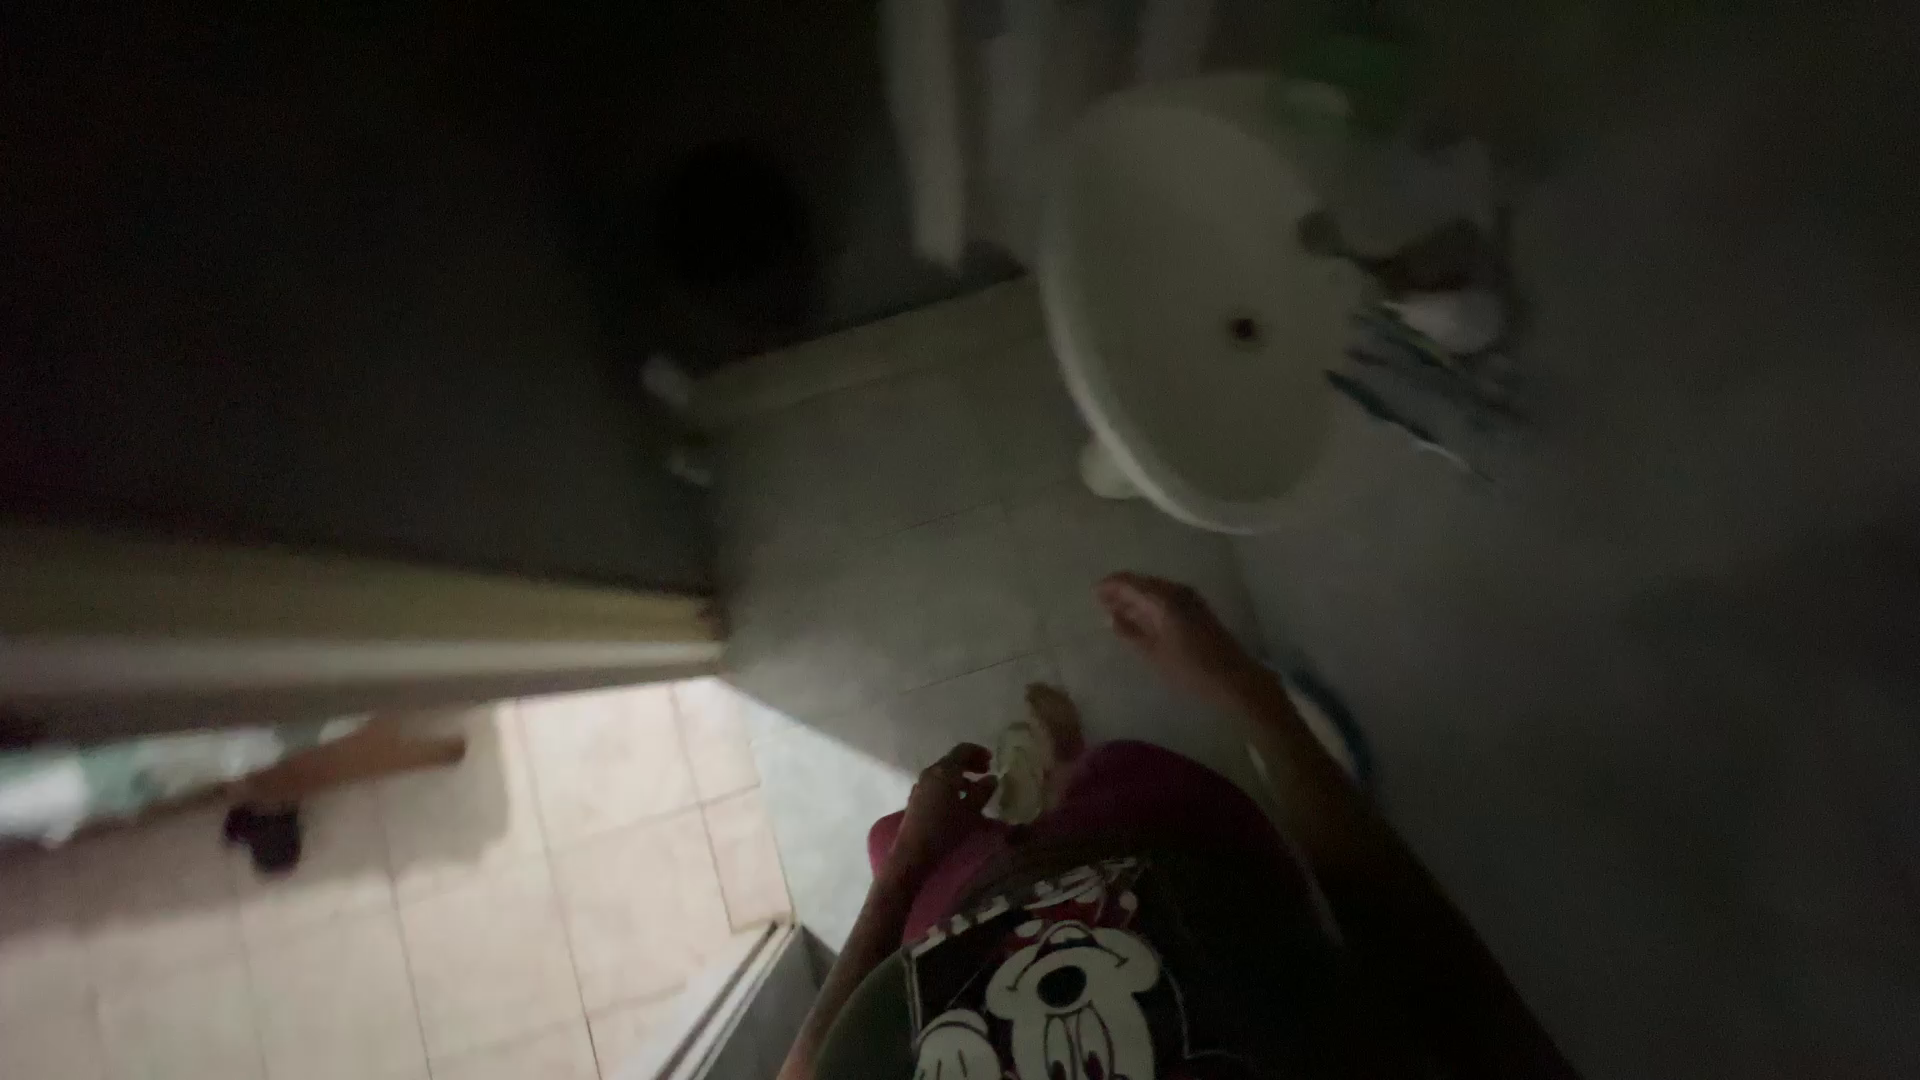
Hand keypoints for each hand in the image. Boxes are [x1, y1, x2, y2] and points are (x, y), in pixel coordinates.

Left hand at [884, 743, 996, 888]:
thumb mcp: (971, 811)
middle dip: (970, 763)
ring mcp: (921, 784)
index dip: (978, 751)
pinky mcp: (916, 797)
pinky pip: (937, 783)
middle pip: (952, 759)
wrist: (913, 852)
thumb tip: (992, 778)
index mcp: (944, 770)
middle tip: (985, 771)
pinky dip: (950, 784)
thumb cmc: (945, 829)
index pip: (962, 750)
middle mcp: (930, 772)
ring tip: (975, 789)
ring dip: (961, 776)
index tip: (991, 760)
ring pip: (944, 772)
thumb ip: (983, 791)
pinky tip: (958, 800)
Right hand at [1096, 572, 1260, 707]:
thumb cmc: (1189, 669)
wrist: (1234, 679)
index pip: (1129, 582)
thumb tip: (1112, 617)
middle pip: (1142, 583)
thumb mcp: (1153, 653)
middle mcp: (1176, 590)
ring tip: (1116, 611)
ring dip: (1135, 597)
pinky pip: (1166, 597)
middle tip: (1101, 603)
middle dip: (1121, 591)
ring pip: (1154, 590)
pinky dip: (1150, 603)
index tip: (1093, 593)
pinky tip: (1141, 618)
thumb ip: (1130, 632)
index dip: (1109, 585)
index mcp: (1163, 598)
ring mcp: (1190, 598)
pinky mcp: (1197, 608)